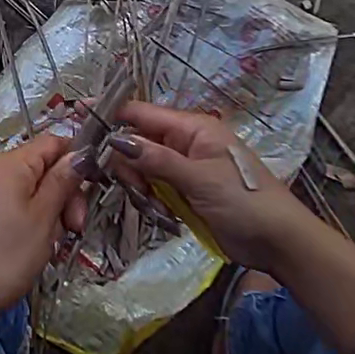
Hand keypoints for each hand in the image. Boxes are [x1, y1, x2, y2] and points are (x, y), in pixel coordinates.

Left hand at [0, 135, 82, 353]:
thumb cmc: (6, 255)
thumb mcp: (45, 216)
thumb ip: (64, 180)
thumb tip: (81, 154)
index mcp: (11, 163)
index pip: (55, 142)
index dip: (78, 160)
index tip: (93, 188)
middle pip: (47, 167)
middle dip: (67, 193)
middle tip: (75, 226)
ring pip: (37, 189)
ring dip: (55, 211)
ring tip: (56, 241)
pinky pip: (21, 205)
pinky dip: (37, 221)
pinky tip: (40, 244)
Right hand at [104, 101, 330, 275]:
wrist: (276, 239)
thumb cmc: (244, 200)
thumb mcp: (200, 178)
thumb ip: (158, 160)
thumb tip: (118, 140)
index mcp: (194, 128)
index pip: (144, 114)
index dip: (113, 115)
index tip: (78, 118)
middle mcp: (187, 143)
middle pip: (140, 141)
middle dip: (127, 161)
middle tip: (133, 187)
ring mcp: (186, 169)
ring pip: (145, 167)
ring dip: (140, 184)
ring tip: (151, 202)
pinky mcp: (186, 192)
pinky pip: (156, 188)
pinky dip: (151, 198)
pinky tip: (160, 212)